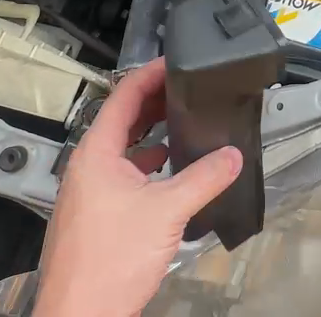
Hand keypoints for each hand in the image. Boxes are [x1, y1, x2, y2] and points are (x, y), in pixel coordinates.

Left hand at [34, 60, 241, 316]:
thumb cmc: (111, 260)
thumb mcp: (168, 211)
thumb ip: (205, 177)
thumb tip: (234, 154)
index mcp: (96, 154)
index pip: (123, 95)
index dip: (151, 73)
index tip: (177, 60)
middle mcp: (86, 168)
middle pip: (121, 118)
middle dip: (155, 101)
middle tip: (188, 88)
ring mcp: (86, 193)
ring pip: (121, 148)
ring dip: (151, 132)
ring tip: (184, 123)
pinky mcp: (93, 216)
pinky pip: (121, 173)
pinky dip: (145, 163)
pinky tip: (168, 171)